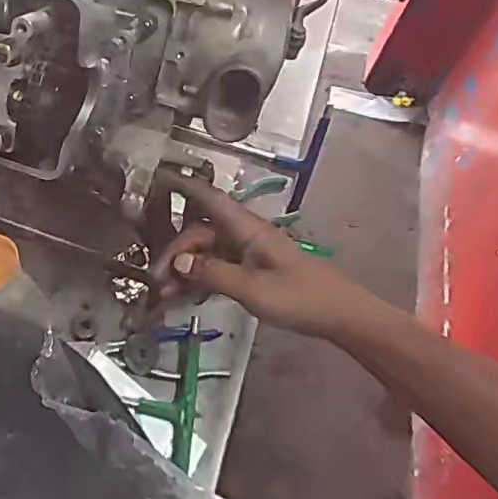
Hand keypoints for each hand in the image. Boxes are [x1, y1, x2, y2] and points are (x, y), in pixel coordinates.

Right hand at [154, 173, 376, 338]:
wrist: (340, 314)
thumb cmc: (300, 297)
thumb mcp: (252, 289)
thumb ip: (213, 274)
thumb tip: (179, 263)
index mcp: (247, 229)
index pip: (210, 200)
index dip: (185, 189)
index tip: (159, 184)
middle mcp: (246, 236)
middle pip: (202, 233)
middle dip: (177, 252)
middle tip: (157, 280)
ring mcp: (251, 254)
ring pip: (209, 254)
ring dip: (187, 270)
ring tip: (165, 294)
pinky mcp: (255, 272)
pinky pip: (221, 269)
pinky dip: (203, 280)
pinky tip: (187, 297)